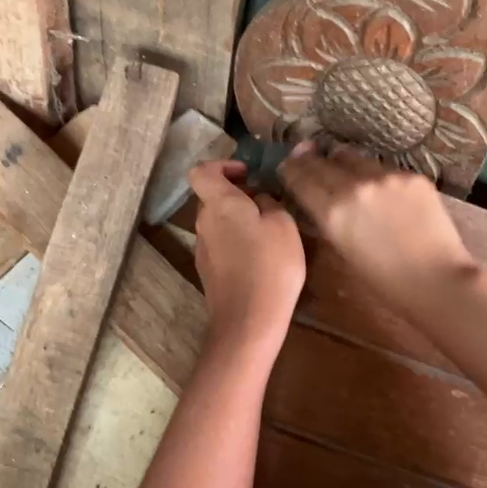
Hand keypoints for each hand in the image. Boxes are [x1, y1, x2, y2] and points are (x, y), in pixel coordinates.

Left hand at [187, 160, 305, 352]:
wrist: (249, 321)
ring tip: (269, 232)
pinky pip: (221, 244)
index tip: (247, 174)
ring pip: (218, 222)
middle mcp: (203, 223)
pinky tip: (261, 258)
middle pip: (212, 197)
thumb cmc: (270, 266)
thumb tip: (259, 200)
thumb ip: (270, 203)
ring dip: (239, 220)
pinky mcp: (209, 271)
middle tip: (267, 203)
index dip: (223, 166)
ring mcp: (203, 249)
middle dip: (237, 195)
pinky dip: (237, 242)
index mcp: (219, 204)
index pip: (202, 171)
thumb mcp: (284, 225)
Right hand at [278, 142, 480, 311]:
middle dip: (311, 160)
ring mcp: (385, 176)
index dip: (291, 169)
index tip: (288, 166)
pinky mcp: (411, 175)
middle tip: (306, 155)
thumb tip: (319, 197)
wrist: (436, 279)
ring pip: (353, 157)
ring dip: (343, 162)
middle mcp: (354, 187)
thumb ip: (328, 218)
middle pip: (322, 162)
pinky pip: (384, 168)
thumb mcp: (342, 250)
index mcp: (331, 212)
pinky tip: (382, 189)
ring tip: (343, 166)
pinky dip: (376, 175)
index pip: (300, 177)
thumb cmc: (384, 280)